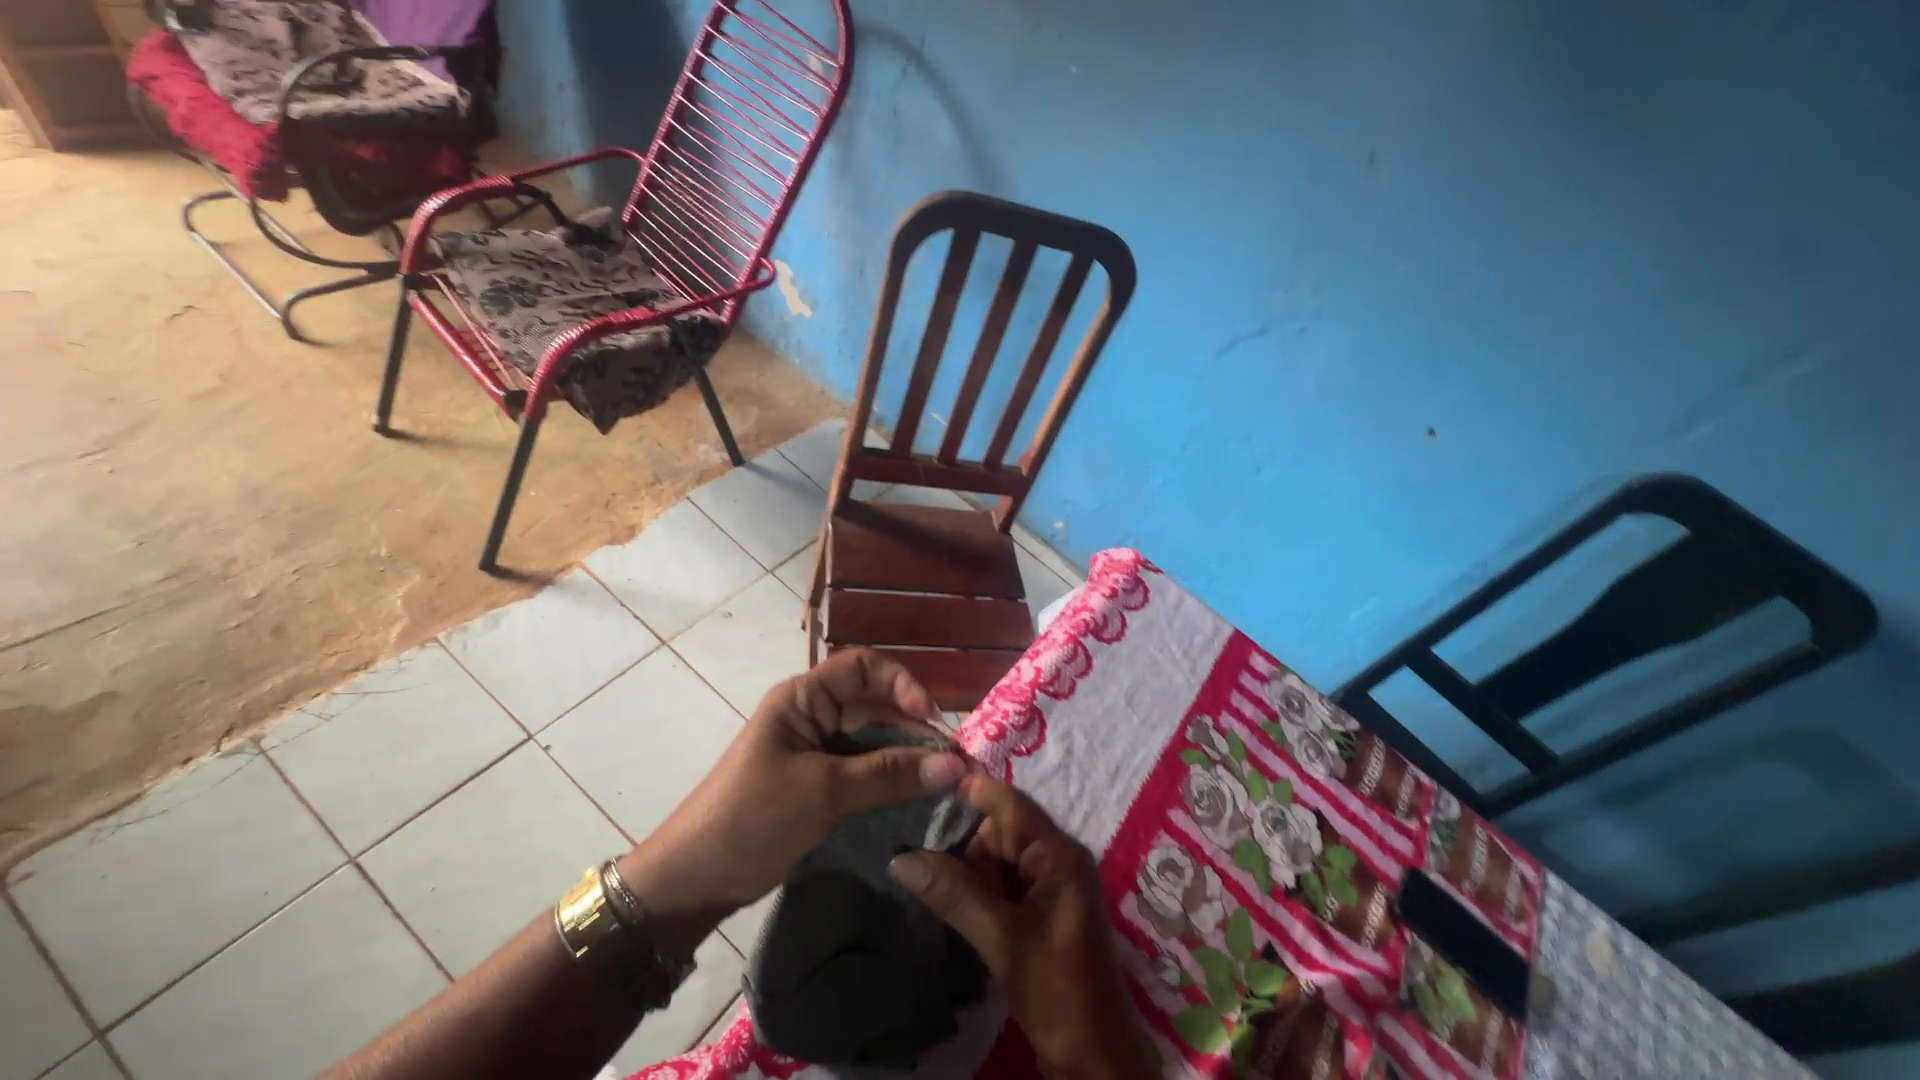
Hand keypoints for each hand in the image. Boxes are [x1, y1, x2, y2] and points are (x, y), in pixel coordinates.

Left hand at [618, 650, 968, 955]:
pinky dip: (895, 779)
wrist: (694, 879)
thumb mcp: (823, 792)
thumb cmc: (751, 819)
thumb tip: (956, 765)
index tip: (931, 717)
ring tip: (953, 780)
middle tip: (961, 762)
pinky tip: (924, 795)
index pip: (862, 667)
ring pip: (876, 740)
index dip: (901, 683)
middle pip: (876, 705)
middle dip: (917, 727)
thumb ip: (889, 775)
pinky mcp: (821, 785)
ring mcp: (818, 751)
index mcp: (803, 698)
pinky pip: (867, 771)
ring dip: (911, 756)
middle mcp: (814, 716)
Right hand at [888, 777, 1159, 1079]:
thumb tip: (900, 857)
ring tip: (942, 901)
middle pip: (999, 831)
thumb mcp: (1001, 940)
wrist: (1094, 1055)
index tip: (921, 785)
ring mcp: (1052, 884)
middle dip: (964, 851)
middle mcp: (1058, 858)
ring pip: (997, 859)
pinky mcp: (1043, 908)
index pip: (1009, 803)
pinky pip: (1004, 883)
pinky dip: (980, 894)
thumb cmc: (1056, 990)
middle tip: (927, 875)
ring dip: (969, 876)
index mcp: (1059, 855)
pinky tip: (959, 913)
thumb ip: (954, 894)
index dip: (969, 791)